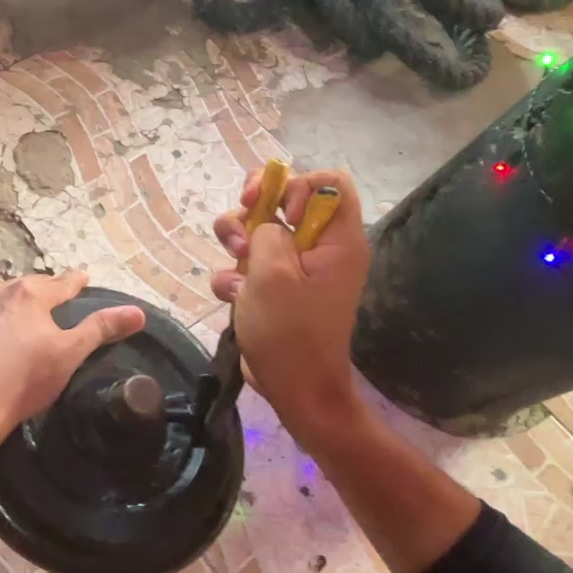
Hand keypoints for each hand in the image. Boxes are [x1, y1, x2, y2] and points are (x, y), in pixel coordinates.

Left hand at [0, 270, 146, 446]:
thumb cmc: (23, 381)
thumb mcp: (69, 355)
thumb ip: (101, 328)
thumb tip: (138, 311)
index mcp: (30, 294)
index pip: (63, 282)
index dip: (76, 282)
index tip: (83, 279)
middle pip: (27, 288)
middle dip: (41, 295)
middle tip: (52, 308)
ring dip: (9, 308)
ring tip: (18, 326)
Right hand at [210, 169, 371, 442]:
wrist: (295, 389)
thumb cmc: (290, 332)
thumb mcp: (273, 274)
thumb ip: (266, 233)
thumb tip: (263, 226)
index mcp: (339, 240)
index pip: (330, 182)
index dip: (296, 186)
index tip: (273, 210)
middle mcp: (321, 247)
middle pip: (285, 199)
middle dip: (252, 213)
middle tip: (238, 235)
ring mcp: (296, 268)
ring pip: (259, 230)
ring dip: (235, 246)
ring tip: (235, 276)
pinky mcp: (275, 286)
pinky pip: (249, 263)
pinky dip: (235, 276)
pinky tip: (233, 298)